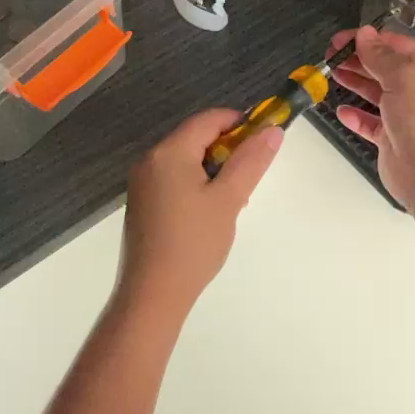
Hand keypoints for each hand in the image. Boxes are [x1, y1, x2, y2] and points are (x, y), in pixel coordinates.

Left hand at [118, 108, 284, 314]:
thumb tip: (272, 130)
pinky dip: (196, 183)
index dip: (239, 123)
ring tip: (233, 199)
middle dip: (228, 149)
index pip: (208, 119)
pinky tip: (209, 212)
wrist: (153, 294)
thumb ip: (251, 161)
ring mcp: (142, 182)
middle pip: (195, 137)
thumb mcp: (229, 199)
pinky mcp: (141, 202)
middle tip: (249, 178)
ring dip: (214, 168)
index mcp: (169, 152)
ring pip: (186, 159)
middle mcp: (150, 159)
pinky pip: (174, 178)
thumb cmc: (194, 243)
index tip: (263, 141)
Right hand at [328, 27, 414, 211]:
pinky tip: (342, 110)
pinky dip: (357, 116)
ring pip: (377, 93)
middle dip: (358, 59)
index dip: (368, 40)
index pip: (397, 45)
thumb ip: (380, 55)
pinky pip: (372, 123)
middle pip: (386, 67)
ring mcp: (408, 116)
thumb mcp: (404, 76)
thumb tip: (363, 33)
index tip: (338, 40)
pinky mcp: (394, 140)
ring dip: (355, 82)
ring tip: (331, 74)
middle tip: (329, 56)